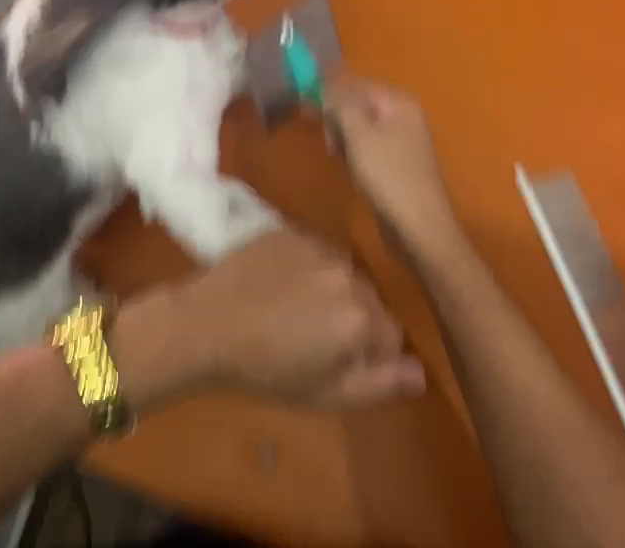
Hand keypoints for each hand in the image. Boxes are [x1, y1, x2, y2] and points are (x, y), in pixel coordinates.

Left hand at [112, 231, 423, 409]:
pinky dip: (304, 268)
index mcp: (361, 317)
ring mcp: (315, 247)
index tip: (337, 362)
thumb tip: (420, 372)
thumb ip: (379, 383)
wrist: (204, 324)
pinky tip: (278, 286)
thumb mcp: (324, 393)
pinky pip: (312, 252)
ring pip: (342, 273)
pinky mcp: (287, 232)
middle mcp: (347, 274)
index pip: (392, 336)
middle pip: (370, 300)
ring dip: (331, 289)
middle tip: (314, 339)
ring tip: (294, 310)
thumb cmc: (265, 369)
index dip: (369, 354)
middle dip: (354, 320)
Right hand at [324, 78, 459, 257]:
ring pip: (361, 127)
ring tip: (334, 154)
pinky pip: (368, 146)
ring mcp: (402, 140)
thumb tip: (325, 88)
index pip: (356, 84)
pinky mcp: (397, 163)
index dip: (329, 92)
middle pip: (359, 104)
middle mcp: (404, 116)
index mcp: (398, 102)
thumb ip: (341, 105)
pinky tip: (347, 165)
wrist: (419, 226)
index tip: (306, 106)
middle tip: (326, 139)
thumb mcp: (358, 134)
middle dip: (337, 117)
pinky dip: (354, 151)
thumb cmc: (387, 175)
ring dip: (343, 136)